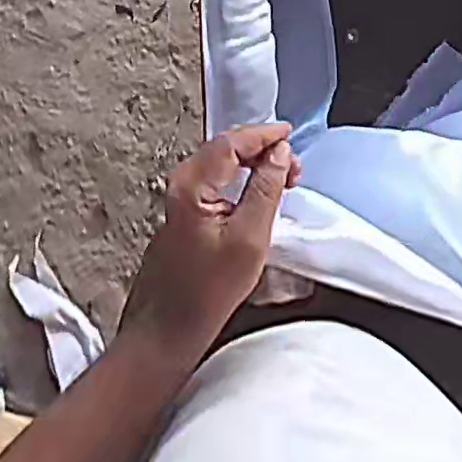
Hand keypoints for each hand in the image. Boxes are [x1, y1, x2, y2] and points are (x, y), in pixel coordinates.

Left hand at [120, 123, 300, 358]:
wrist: (168, 327)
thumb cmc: (206, 292)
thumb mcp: (249, 239)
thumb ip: (266, 190)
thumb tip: (280, 155)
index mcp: (192, 183)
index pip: (231, 142)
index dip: (263, 135)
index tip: (287, 133)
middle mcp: (181, 181)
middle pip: (225, 147)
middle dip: (261, 148)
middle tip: (293, 163)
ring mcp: (180, 194)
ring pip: (221, 162)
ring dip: (253, 163)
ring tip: (283, 175)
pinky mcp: (184, 208)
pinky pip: (216, 177)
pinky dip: (241, 176)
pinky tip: (259, 188)